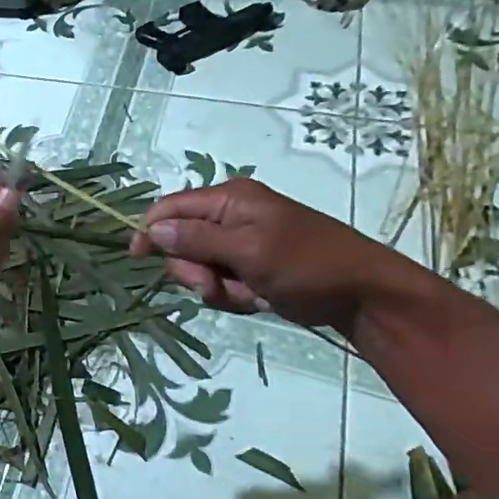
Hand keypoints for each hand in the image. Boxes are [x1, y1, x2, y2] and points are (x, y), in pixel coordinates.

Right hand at [129, 178, 423, 330]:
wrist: (360, 294)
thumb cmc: (307, 264)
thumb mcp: (249, 250)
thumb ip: (197, 239)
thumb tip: (151, 229)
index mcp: (230, 198)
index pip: (171, 208)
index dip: (150, 231)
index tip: (137, 258)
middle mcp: (230, 216)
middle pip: (181, 242)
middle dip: (194, 269)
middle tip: (216, 285)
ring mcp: (240, 243)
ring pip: (199, 268)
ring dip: (216, 288)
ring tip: (247, 294)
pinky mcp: (249, 267)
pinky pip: (220, 283)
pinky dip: (232, 295)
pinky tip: (257, 299)